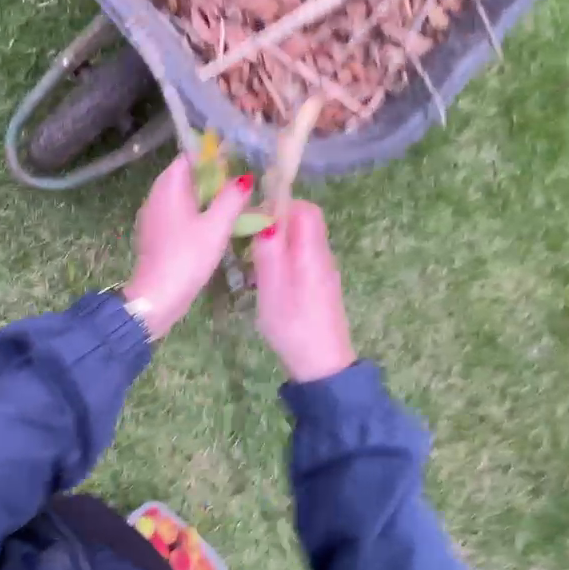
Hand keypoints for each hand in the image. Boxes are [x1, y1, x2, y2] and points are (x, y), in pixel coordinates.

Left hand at [121, 155, 252, 339]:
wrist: (157, 296)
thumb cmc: (187, 256)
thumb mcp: (216, 226)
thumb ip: (231, 199)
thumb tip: (244, 178)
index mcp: (168, 186)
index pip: (188, 157)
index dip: (211, 157)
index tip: (236, 162)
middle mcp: (156, 196)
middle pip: (185, 176)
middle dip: (211, 178)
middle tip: (240, 185)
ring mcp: (154, 216)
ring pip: (182, 197)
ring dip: (205, 198)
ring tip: (232, 204)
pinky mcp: (156, 234)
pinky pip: (178, 214)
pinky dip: (195, 214)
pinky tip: (214, 226)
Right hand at [251, 200, 355, 381]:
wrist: (322, 366)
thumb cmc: (293, 326)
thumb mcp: (273, 288)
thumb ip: (269, 251)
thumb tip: (264, 216)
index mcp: (312, 252)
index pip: (304, 208)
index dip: (278, 204)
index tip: (251, 218)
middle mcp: (321, 256)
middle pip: (303, 221)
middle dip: (273, 221)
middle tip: (246, 239)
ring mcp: (321, 272)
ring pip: (299, 240)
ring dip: (275, 240)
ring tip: (249, 258)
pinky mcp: (318, 286)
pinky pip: (299, 257)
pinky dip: (280, 258)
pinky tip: (263, 277)